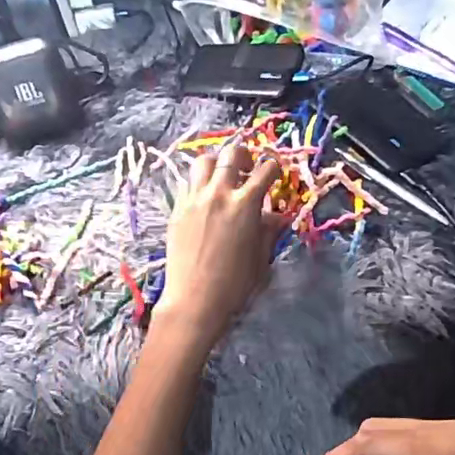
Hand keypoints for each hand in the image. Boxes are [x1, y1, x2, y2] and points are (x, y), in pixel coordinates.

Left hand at [153, 143, 287, 349]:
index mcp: (246, 204)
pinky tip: (204, 197)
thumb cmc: (234, 284)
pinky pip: (187, 183)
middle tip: (248, 168)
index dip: (274, 167)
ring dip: (217, 163)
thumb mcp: (261, 256)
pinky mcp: (177, 210)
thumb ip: (269, 230)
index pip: (265, 169)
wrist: (195, 300)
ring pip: (204, 161)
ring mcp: (194, 199)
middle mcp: (219, 194)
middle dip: (244, 155)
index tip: (275, 172)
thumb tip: (278, 215)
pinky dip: (198, 183)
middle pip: (232, 154)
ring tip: (222, 177)